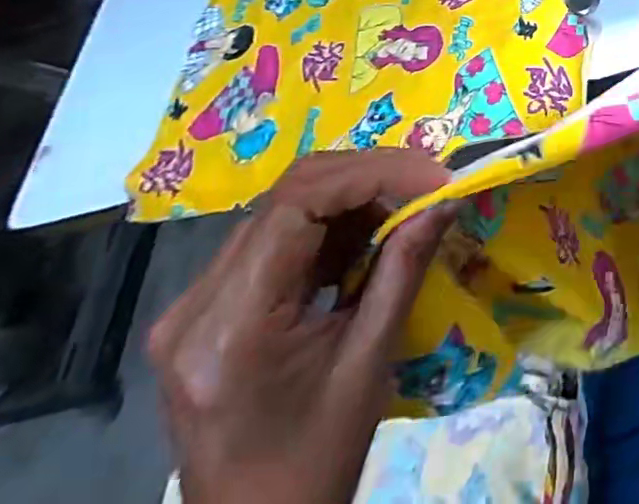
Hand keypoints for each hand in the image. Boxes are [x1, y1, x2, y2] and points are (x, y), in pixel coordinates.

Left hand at [148, 151, 455, 503]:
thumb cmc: (317, 465)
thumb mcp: (370, 365)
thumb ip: (403, 270)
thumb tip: (445, 199)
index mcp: (229, 325)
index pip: (296, 204)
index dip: (372, 174)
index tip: (434, 177)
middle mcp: (195, 302)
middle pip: (288, 196)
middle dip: (368, 178)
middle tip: (430, 185)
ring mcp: (192, 302)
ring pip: (283, 210)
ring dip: (352, 200)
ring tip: (407, 212)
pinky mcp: (206, 306)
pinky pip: (276, 239)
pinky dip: (330, 228)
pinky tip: (366, 243)